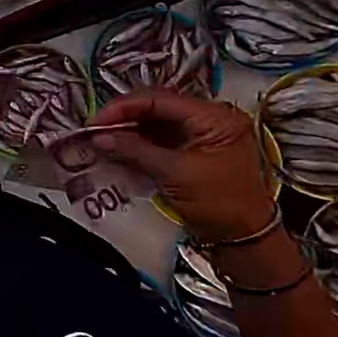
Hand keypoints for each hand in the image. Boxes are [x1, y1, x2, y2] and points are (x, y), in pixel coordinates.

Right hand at [89, 90, 274, 241]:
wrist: (243, 236)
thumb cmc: (218, 202)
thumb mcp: (175, 173)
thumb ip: (136, 150)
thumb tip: (99, 137)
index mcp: (214, 117)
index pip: (159, 100)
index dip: (123, 107)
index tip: (95, 121)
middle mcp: (208, 118)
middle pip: (155, 107)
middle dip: (122, 117)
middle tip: (94, 129)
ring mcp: (199, 134)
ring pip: (153, 121)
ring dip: (127, 129)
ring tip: (100, 139)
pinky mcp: (190, 149)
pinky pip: (157, 137)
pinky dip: (136, 141)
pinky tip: (116, 147)